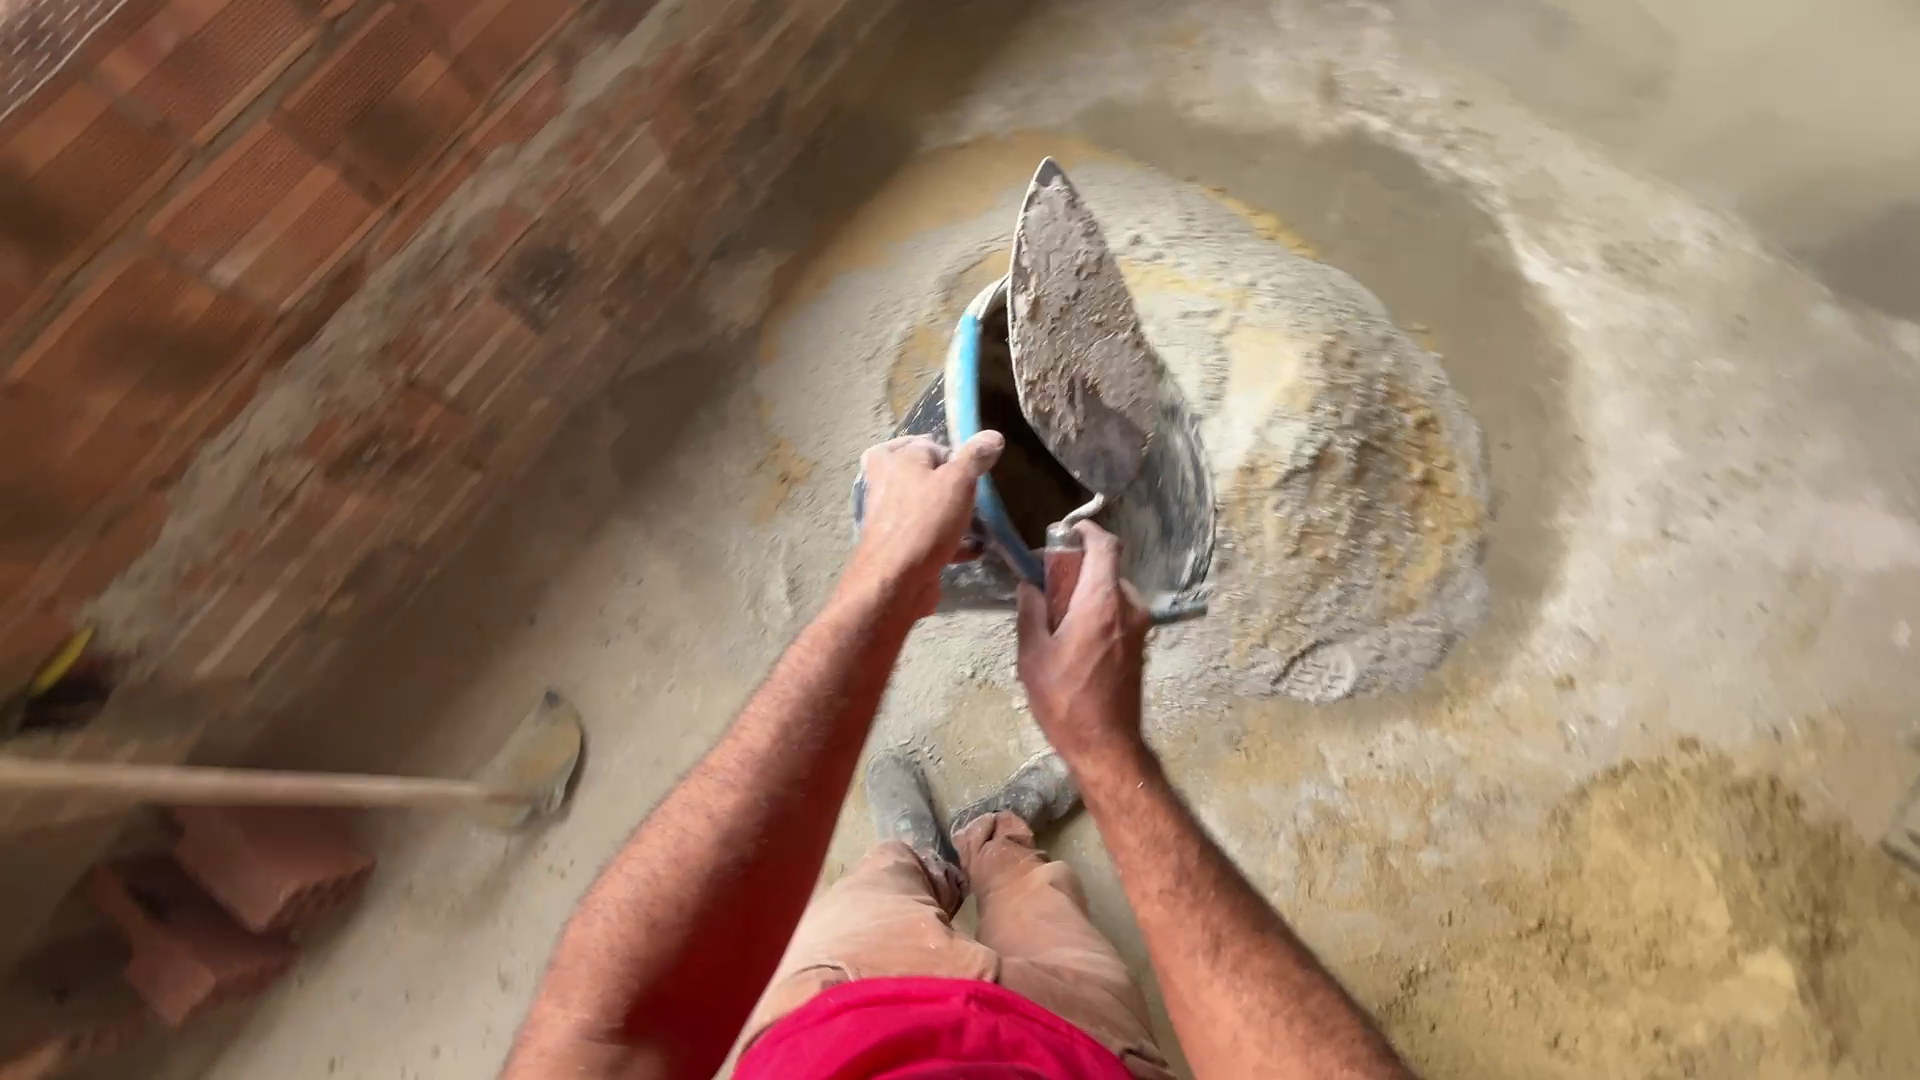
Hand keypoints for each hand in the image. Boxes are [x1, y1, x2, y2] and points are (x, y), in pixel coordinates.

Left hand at [847, 432, 1003, 617]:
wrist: (897, 581)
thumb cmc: (925, 521)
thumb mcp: (957, 481)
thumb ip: (974, 457)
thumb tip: (993, 436)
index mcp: (891, 460)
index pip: (927, 445)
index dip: (954, 455)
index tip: (976, 469)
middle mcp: (886, 485)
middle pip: (925, 477)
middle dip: (953, 484)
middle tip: (976, 491)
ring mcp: (893, 519)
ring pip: (928, 508)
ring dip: (955, 514)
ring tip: (982, 520)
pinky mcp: (902, 547)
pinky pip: (932, 537)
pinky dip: (953, 540)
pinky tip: (977, 548)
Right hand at [1016, 521, 1152, 766]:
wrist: (1105, 744)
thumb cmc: (1064, 699)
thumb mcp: (1032, 654)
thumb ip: (1031, 611)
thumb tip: (1029, 586)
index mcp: (1102, 602)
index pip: (1106, 547)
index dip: (1089, 531)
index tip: (1068, 531)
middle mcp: (1128, 609)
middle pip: (1107, 570)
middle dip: (1078, 569)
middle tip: (1047, 585)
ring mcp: (1139, 629)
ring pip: (1112, 593)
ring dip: (1087, 593)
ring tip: (1057, 619)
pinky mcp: (1139, 647)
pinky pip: (1118, 614)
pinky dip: (1097, 612)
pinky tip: (1074, 639)